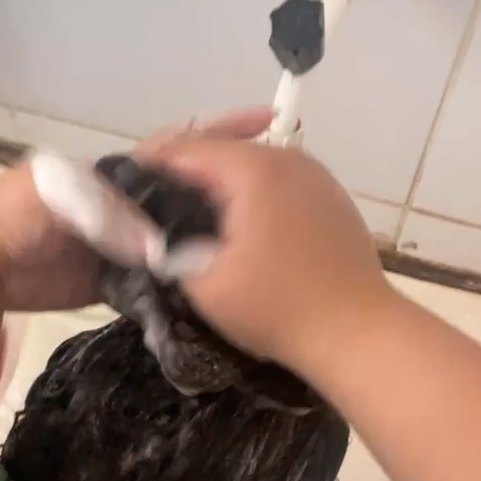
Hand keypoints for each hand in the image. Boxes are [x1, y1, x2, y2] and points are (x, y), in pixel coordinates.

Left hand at [0, 109, 275, 313]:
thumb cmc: (16, 213)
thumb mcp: (60, 194)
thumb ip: (106, 208)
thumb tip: (155, 242)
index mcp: (121, 177)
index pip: (181, 152)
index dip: (220, 138)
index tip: (266, 129)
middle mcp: (129, 210)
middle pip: (186, 202)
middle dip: (225, 201)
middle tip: (270, 212)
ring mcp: (122, 249)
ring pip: (175, 246)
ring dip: (205, 250)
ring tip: (251, 256)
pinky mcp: (112, 285)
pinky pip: (153, 285)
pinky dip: (176, 289)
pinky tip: (208, 295)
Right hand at [137, 136, 393, 375]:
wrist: (355, 331)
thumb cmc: (276, 308)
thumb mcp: (205, 285)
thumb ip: (170, 250)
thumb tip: (157, 235)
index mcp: (253, 170)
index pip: (187, 149)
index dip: (150, 166)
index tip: (125, 189)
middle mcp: (288, 159)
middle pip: (222, 150)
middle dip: (184, 175)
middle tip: (154, 205)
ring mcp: (316, 177)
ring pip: (252, 168)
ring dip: (219, 188)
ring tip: (191, 220)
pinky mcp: (331, 201)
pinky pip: (277, 188)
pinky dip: (250, 201)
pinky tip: (238, 233)